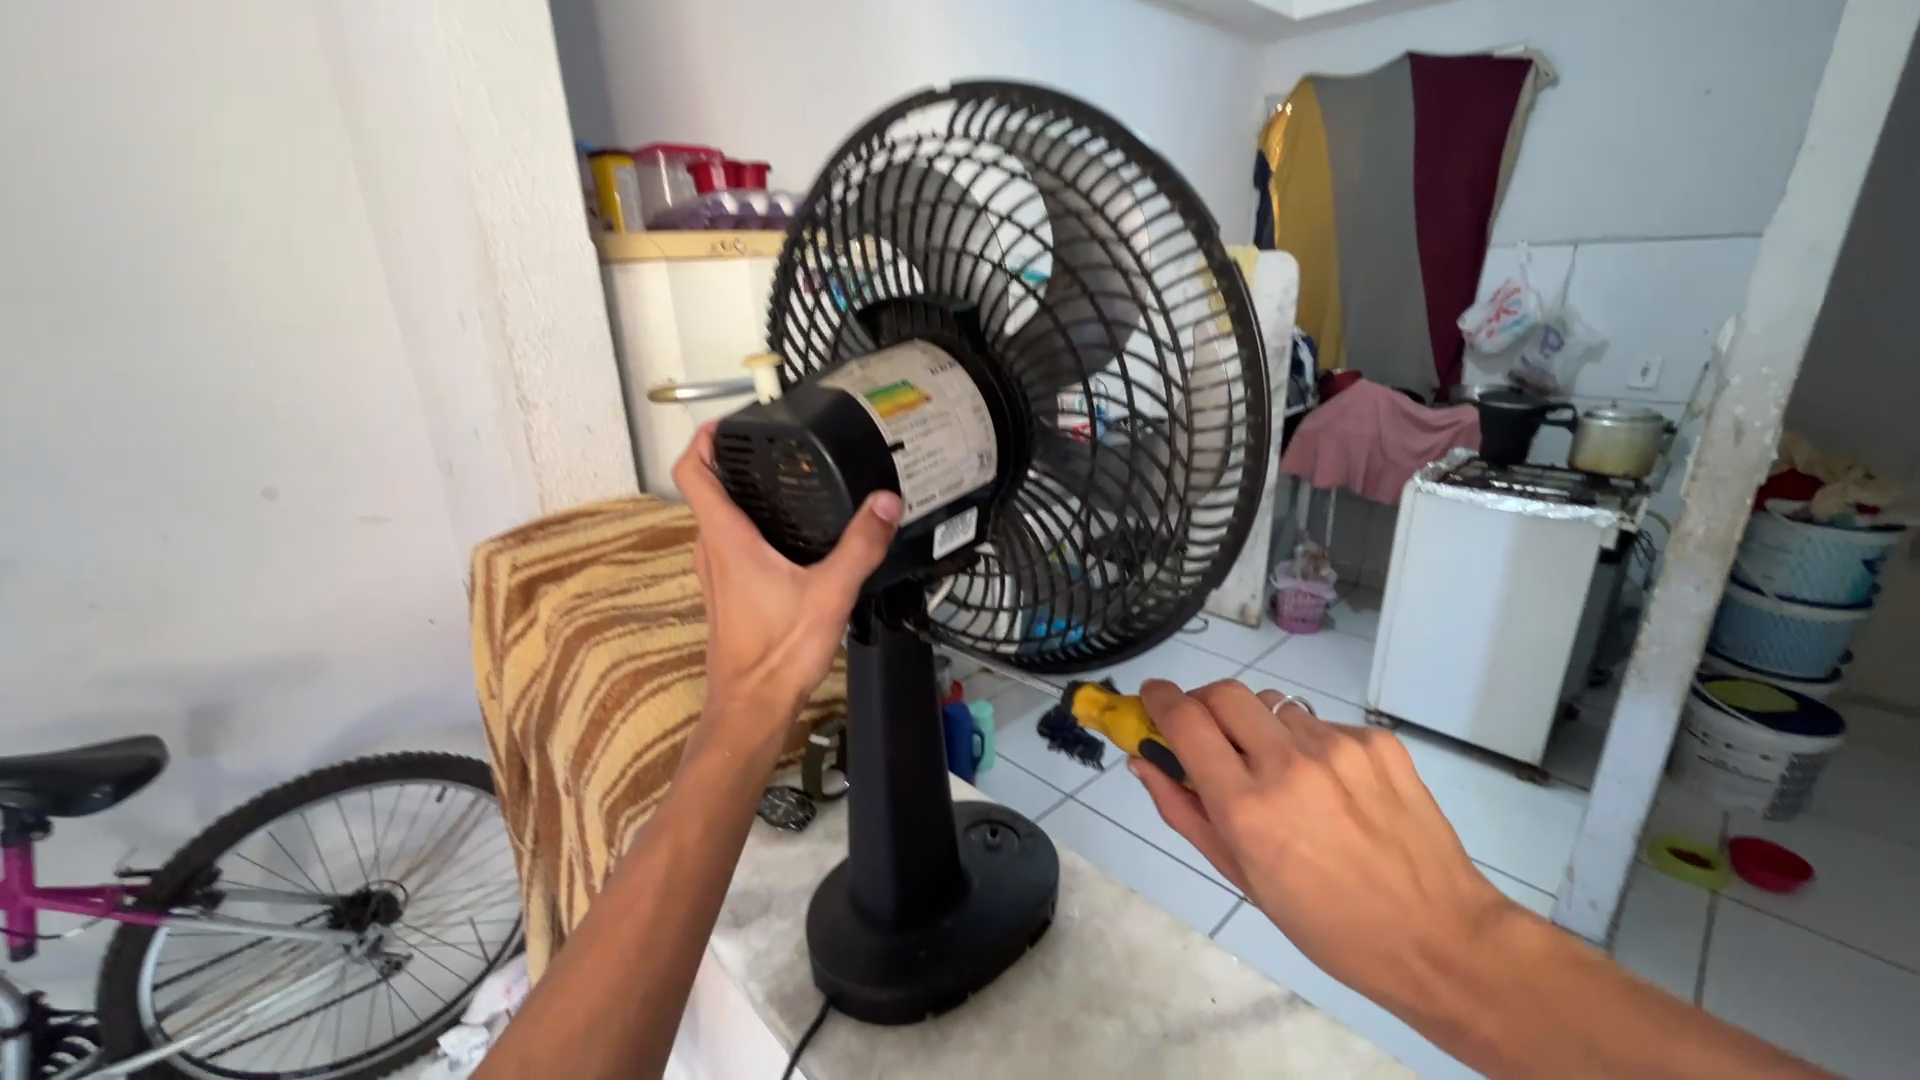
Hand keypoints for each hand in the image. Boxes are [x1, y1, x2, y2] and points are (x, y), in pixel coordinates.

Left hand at [672, 424, 900, 723]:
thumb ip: (861, 545)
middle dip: (728, 461)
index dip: (702, 439)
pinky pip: (727, 545)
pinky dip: (745, 526)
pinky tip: (784, 537)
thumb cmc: (777, 654)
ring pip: (715, 519)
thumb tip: (884, 505)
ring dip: (736, 495)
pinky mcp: (727, 592)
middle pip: (704, 490)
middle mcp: (712, 552)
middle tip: (765, 447)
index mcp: (727, 540)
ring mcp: (715, 573)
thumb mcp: (831, 591)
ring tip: (778, 483)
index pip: (693, 472)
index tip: (727, 423)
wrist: (753, 704)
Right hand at [1130, 679, 1521, 1015]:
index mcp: (1246, 807)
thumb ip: (1183, 812)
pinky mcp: (1378, 742)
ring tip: (1283, 775)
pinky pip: (1321, 724)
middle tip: (1207, 732)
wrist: (1438, 936)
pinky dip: (1309, 744)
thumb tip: (1143, 762)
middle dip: (1203, 703)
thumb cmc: (1324, 922)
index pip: (1185, 720)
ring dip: (1260, 728)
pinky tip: (1331, 788)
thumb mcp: (1241, 877)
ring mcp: (1338, 747)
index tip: (1151, 696)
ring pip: (1274, 706)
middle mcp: (1288, 764)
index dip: (1159, 698)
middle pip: (1224, 692)